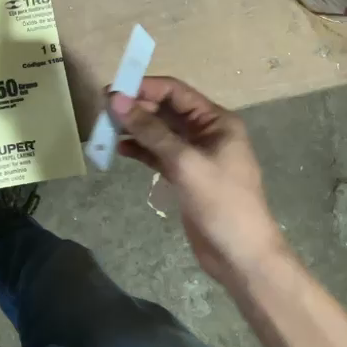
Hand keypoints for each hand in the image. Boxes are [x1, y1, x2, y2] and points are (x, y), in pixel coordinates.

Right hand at [111, 76, 286, 279]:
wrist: (242, 257)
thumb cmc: (221, 203)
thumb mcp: (184, 162)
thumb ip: (150, 130)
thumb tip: (116, 100)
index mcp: (216, 121)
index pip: (175, 92)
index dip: (143, 88)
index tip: (112, 92)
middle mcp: (206, 132)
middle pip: (165, 110)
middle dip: (136, 109)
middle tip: (104, 112)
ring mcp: (195, 155)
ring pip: (159, 132)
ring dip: (134, 129)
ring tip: (106, 131)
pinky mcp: (185, 175)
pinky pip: (158, 154)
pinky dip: (140, 150)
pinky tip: (120, 150)